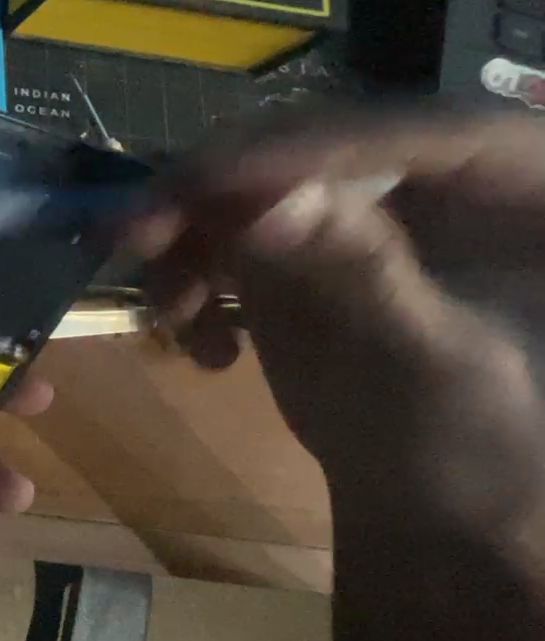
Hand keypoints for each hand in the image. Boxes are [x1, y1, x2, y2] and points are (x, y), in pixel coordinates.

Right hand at [131, 111, 544, 535]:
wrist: (434, 502)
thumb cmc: (470, 447)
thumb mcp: (428, 363)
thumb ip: (358, 274)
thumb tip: (268, 202)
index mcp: (526, 192)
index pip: (419, 138)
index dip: (309, 151)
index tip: (205, 180)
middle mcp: (437, 186)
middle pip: (308, 152)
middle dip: (211, 197)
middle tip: (135, 234)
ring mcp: (357, 217)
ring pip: (242, 193)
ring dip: (183, 249)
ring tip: (170, 315)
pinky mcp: (294, 251)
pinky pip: (215, 240)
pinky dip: (186, 285)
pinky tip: (201, 346)